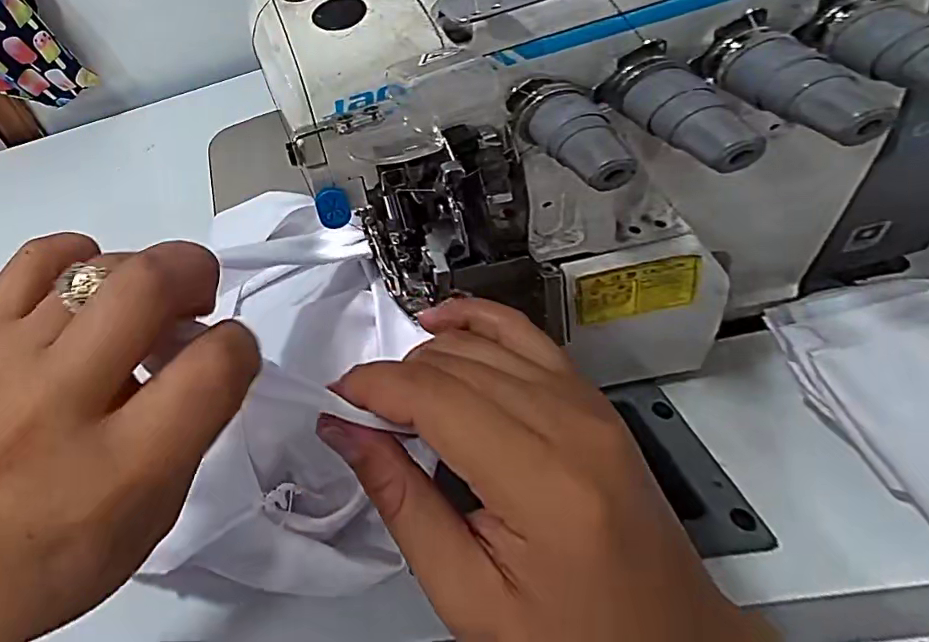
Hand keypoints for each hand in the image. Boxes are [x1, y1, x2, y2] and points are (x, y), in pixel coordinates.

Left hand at [0, 236, 259, 641]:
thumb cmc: (49, 560)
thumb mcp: (147, 522)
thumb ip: (189, 433)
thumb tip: (207, 352)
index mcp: (120, 468)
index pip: (210, 370)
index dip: (239, 346)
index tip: (230, 349)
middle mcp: (64, 401)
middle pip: (148, 286)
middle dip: (194, 270)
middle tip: (198, 295)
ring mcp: (13, 358)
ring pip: (98, 265)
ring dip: (143, 269)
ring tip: (145, 299)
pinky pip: (34, 258)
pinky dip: (75, 253)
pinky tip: (86, 280)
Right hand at [318, 298, 771, 641]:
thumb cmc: (575, 639)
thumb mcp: (469, 594)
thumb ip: (401, 502)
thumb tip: (345, 431)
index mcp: (544, 484)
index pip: (433, 397)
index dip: (372, 388)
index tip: (339, 401)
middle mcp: (572, 427)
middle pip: (450, 365)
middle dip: (391, 379)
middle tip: (363, 413)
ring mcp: (586, 405)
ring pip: (476, 344)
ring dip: (422, 358)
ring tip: (397, 395)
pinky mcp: (590, 398)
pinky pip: (521, 330)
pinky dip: (473, 318)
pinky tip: (439, 323)